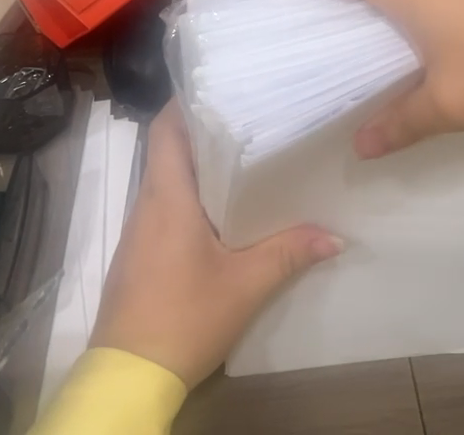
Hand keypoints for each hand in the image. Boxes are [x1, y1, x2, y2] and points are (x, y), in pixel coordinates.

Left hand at [90, 105, 342, 386]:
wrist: (129, 378)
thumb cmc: (182, 317)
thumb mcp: (244, 286)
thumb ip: (288, 254)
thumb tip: (335, 235)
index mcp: (166, 197)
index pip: (164, 129)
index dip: (185, 102)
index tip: (220, 85)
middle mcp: (147, 204)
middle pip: (168, 150)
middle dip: (203, 131)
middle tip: (248, 116)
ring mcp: (139, 232)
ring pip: (166, 180)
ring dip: (198, 166)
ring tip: (243, 155)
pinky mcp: (139, 256)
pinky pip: (164, 208)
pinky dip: (190, 196)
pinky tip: (222, 210)